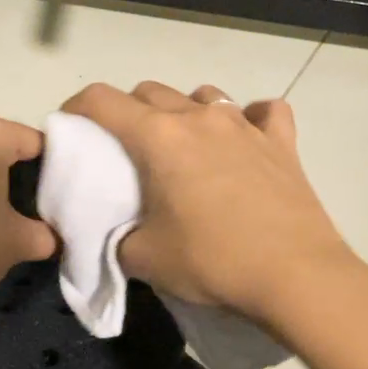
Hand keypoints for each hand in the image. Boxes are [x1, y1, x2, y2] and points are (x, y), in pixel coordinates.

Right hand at [60, 81, 366, 322]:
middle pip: (149, 91)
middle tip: (125, 147)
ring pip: (203, 94)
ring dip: (185, 110)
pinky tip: (247, 140)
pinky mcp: (282, 142)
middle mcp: (199, 116)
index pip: (102, 100)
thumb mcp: (144, 258)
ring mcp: (244, 125)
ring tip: (184, 144)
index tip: (70, 126)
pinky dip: (251, 118)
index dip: (77, 107)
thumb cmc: (212, 261)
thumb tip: (115, 234)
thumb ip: (116, 238)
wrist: (297, 276)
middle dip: (128, 111)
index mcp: (158, 136)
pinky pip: (265, 113)